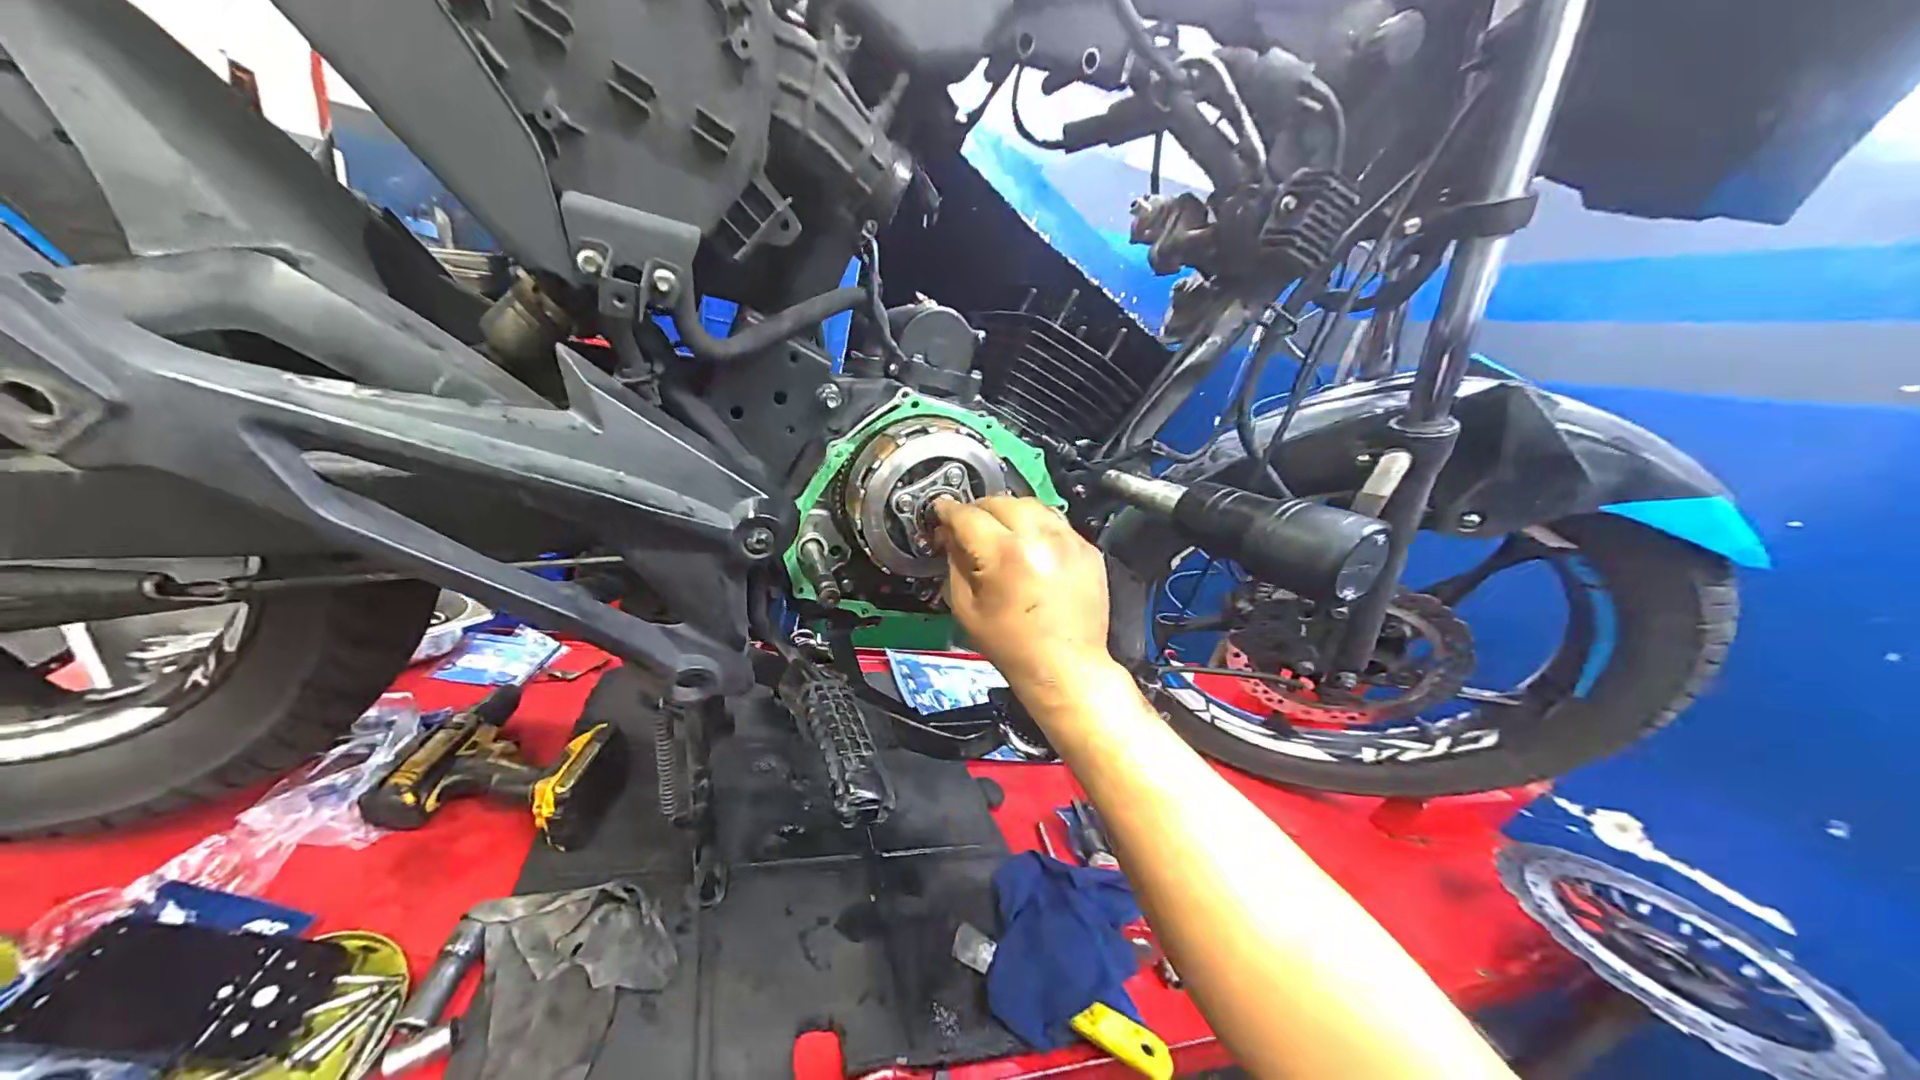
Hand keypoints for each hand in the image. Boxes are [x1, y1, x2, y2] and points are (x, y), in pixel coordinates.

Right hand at [933, 496, 1112, 691]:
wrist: (1065, 666)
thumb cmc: (1013, 645)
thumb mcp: (966, 608)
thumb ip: (955, 564)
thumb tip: (951, 538)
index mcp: (1005, 553)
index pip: (968, 515)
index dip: (947, 512)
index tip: (940, 512)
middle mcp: (1040, 538)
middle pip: (1000, 501)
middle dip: (978, 510)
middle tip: (968, 527)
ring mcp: (1068, 540)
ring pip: (1031, 504)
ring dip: (1010, 513)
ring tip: (1000, 533)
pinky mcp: (1086, 549)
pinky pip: (1056, 522)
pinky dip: (1037, 527)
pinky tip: (1030, 546)